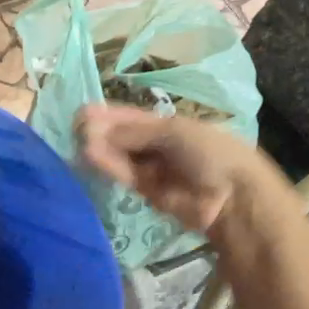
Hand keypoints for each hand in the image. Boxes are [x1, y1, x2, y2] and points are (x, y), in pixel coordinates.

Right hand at [75, 103, 287, 236]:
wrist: (232, 198)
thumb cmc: (210, 153)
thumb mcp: (173, 132)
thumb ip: (133, 132)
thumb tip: (95, 129)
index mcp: (170, 125)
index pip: (134, 117)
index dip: (110, 114)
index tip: (83, 111)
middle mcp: (159, 145)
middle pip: (123, 136)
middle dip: (101, 130)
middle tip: (76, 126)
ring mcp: (152, 169)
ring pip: (120, 155)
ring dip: (101, 147)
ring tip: (80, 140)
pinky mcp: (146, 191)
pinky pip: (124, 174)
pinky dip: (107, 164)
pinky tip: (89, 154)